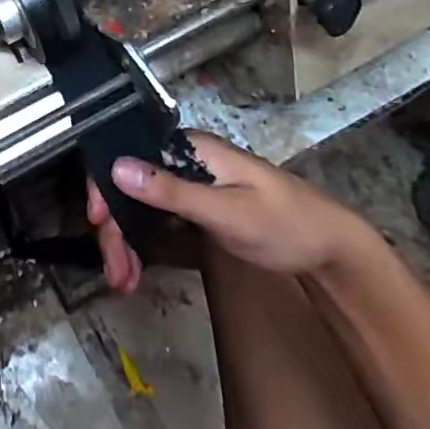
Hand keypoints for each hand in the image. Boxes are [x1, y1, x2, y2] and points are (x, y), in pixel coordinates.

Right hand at [87, 131, 377, 290]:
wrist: (331, 248)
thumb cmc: (285, 223)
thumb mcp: (227, 212)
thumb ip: (173, 191)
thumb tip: (119, 166)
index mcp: (192, 148)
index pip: (131, 154)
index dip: (107, 186)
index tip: (98, 222)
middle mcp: (186, 160)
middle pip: (131, 185)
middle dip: (117, 228)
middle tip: (115, 271)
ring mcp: (190, 183)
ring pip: (140, 205)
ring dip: (127, 241)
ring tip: (123, 280)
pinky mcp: (196, 205)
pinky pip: (157, 220)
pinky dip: (144, 245)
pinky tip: (137, 270)